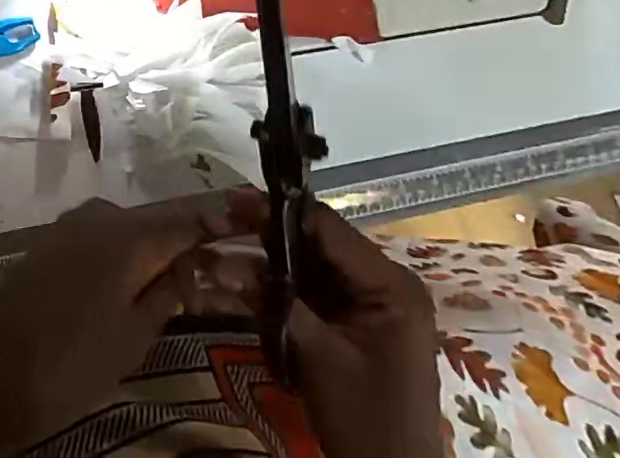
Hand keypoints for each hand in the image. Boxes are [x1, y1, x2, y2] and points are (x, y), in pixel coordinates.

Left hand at [0, 197, 228, 455]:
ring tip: (180, 273)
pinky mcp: (53, 240)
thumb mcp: (133, 335)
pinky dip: (127, 251)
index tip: (255, 211)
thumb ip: (168, 290)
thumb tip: (193, 263)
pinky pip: (104, 237)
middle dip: (191, 236)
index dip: (223, 216)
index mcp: (128, 235)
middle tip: (221, 256)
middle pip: (160, 220)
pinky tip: (134, 276)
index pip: (188, 218)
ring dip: (158, 246)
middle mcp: (102, 215)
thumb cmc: (68, 362)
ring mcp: (73, 225)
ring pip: (131, 228)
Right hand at [228, 189, 444, 457]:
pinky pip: (321, 288)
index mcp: (390, 284)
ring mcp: (375, 301)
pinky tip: (253, 273)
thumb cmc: (364, 419)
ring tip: (232, 236)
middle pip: (322, 242)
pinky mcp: (361, 319)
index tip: (240, 199)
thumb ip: (278, 302)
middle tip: (229, 213)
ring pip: (318, 262)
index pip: (330, 230)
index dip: (282, 212)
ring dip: (277, 254)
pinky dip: (289, 281)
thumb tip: (229, 263)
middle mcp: (387, 281)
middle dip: (274, 230)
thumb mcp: (318, 357)